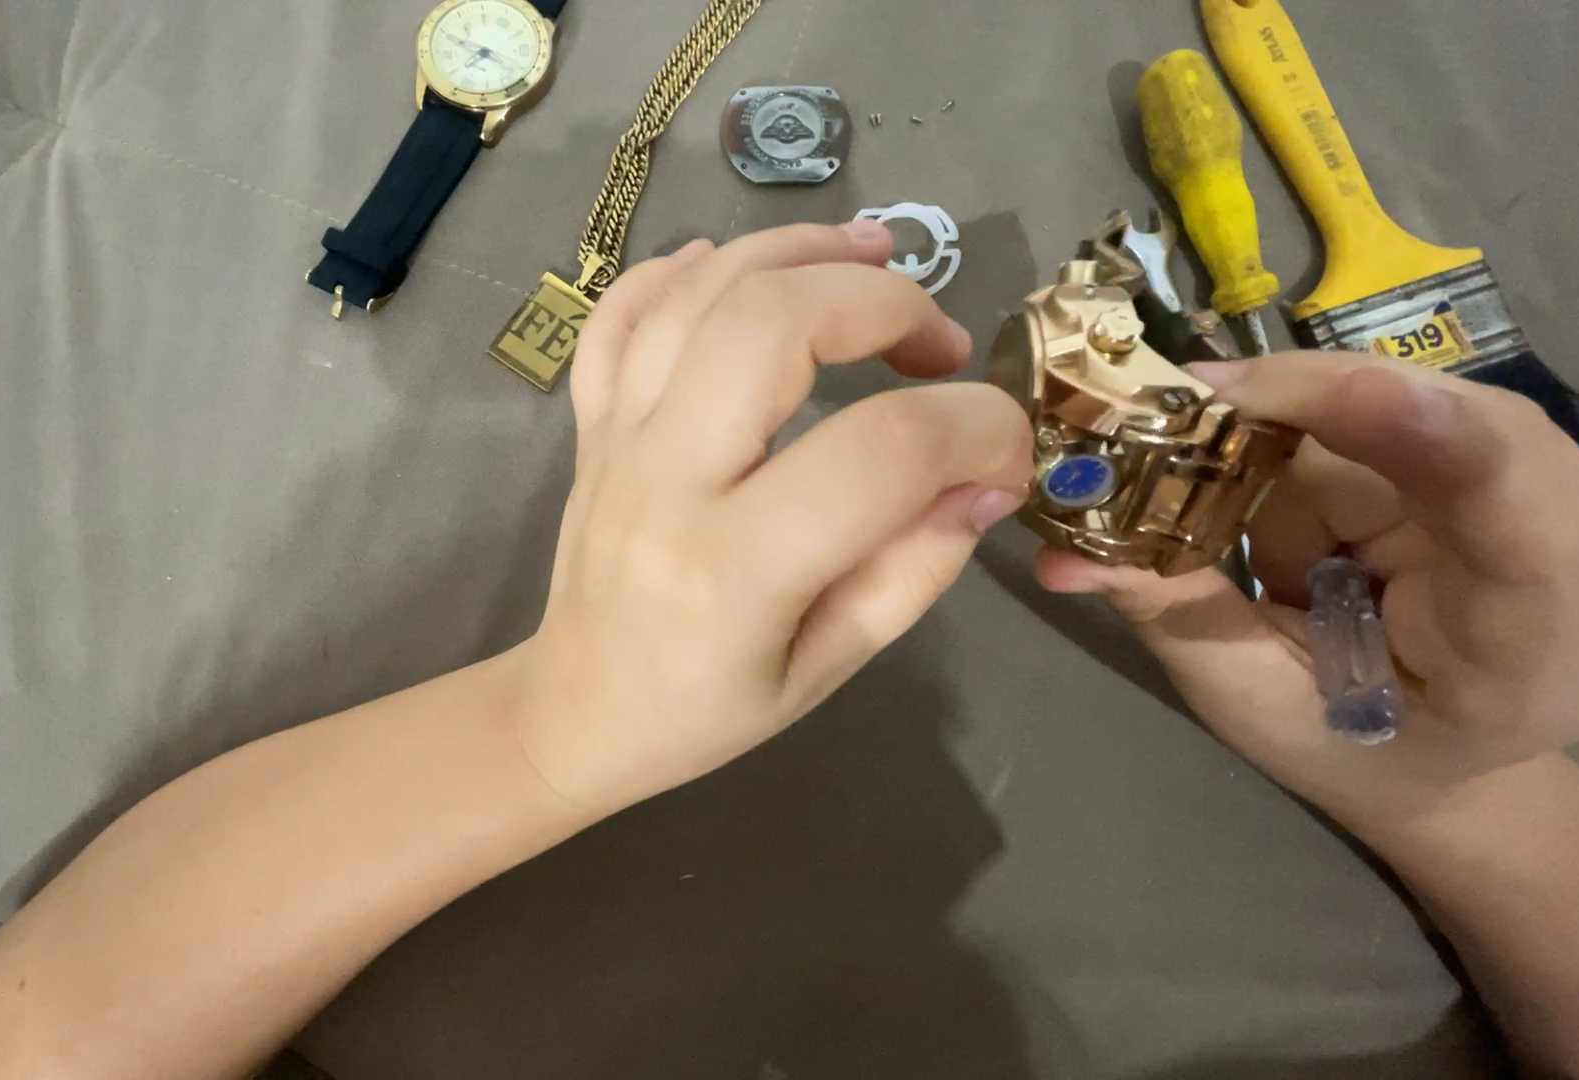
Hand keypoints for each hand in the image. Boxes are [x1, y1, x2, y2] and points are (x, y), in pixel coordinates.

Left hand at [512, 222, 1032, 817]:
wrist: (576, 710)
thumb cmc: (705, 711)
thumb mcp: (827, 667)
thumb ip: (912, 570)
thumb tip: (981, 480)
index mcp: (735, 566)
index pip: (882, 451)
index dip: (976, 430)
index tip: (1002, 452)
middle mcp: (666, 481)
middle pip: (772, 323)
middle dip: (881, 304)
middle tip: (934, 342)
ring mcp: (615, 442)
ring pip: (695, 294)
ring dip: (793, 250)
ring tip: (868, 254)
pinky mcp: (590, 428)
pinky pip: (619, 318)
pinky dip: (679, 270)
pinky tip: (737, 266)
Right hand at [1038, 353, 1578, 836]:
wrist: (1427, 755)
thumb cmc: (1345, 744)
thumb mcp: (1247, 693)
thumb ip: (1171, 613)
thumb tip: (1058, 556)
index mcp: (1534, 644)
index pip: (1528, 528)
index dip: (1440, 442)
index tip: (1339, 393)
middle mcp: (1551, 544)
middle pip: (1453, 425)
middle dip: (1306, 405)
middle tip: (1177, 403)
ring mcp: (1509, 493)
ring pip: (1379, 411)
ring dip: (1269, 442)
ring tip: (1211, 509)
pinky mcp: (1452, 468)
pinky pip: (1352, 421)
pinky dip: (1270, 445)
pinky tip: (1241, 501)